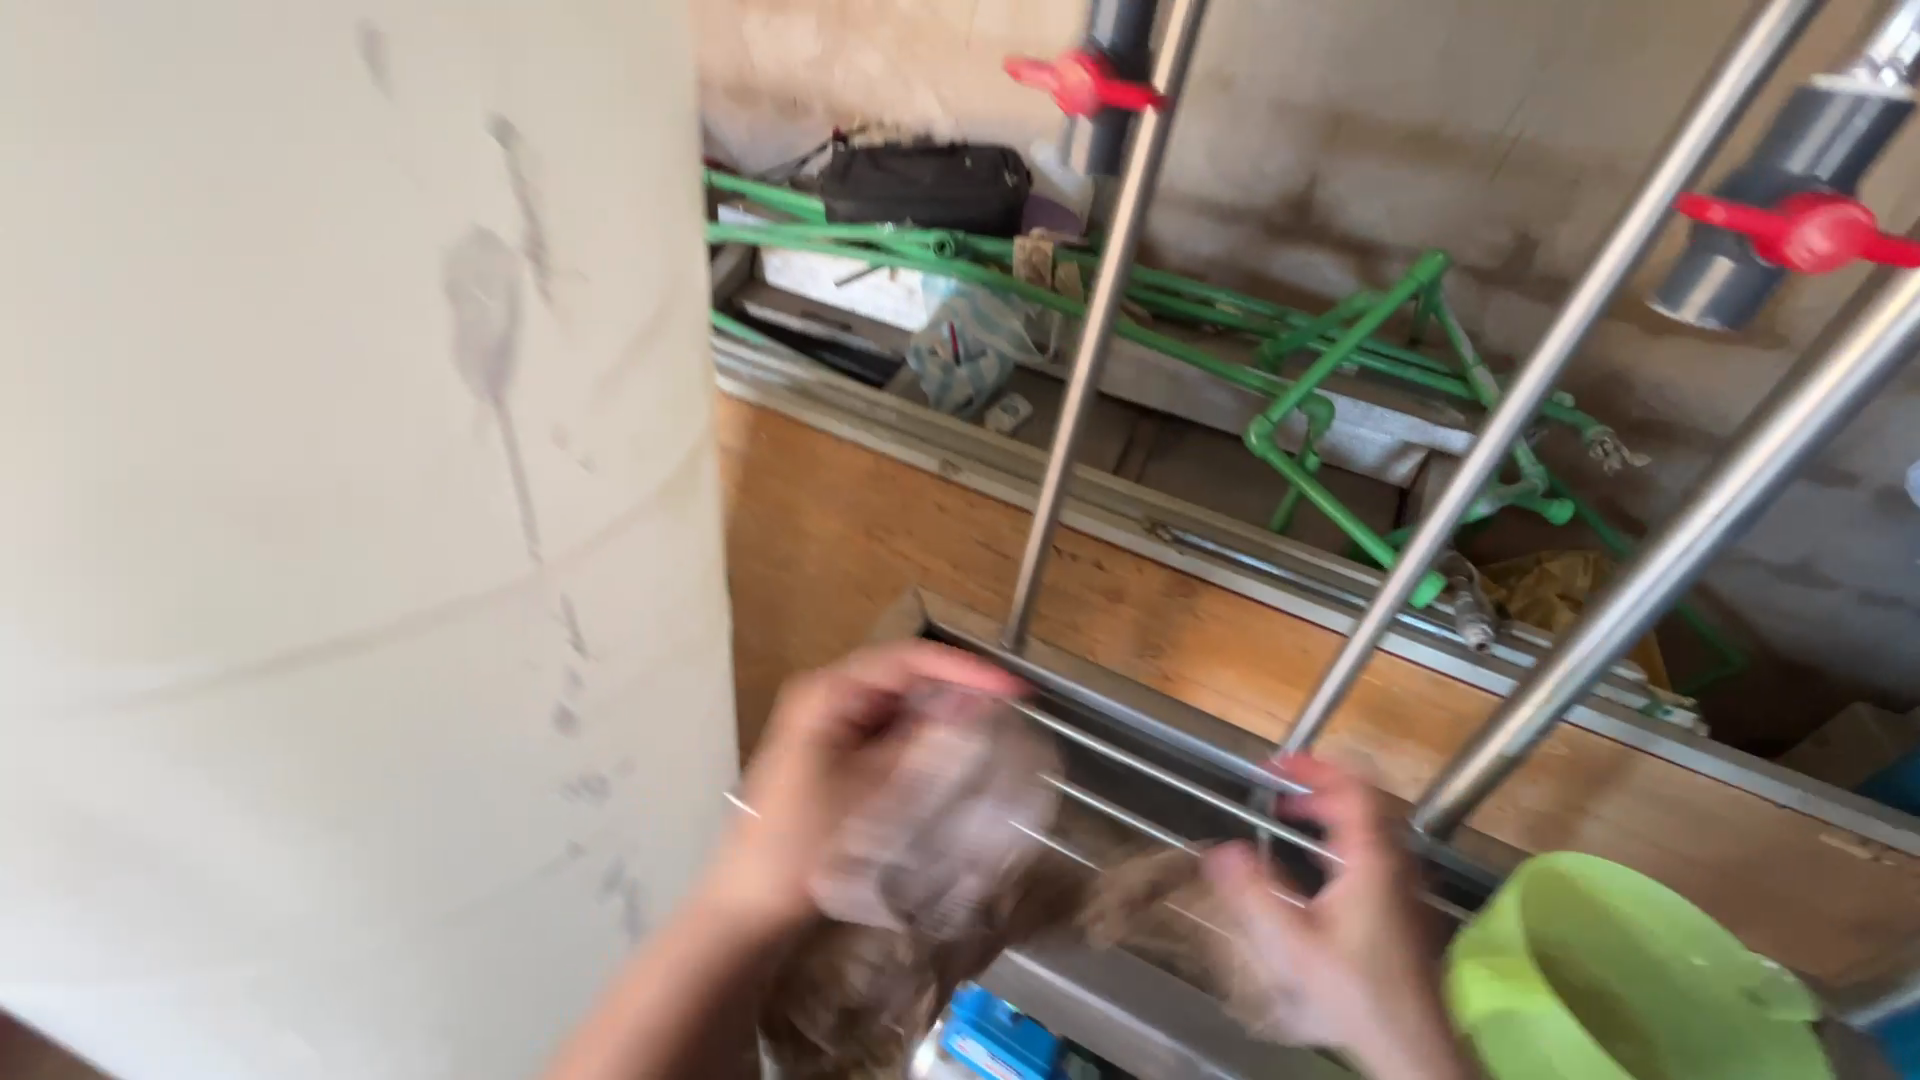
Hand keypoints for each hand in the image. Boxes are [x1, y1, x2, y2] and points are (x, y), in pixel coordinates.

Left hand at [702, 642, 1026, 936]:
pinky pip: (886, 734)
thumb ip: (924, 746)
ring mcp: (829, 726)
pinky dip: (920, 742)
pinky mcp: (834, 754)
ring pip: (898, 708)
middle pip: (903, 678)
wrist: (748, 908)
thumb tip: (974, 707)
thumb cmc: (802, 848)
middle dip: (954, 692)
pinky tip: (951, 756)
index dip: (963, 669)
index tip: (1010, 690)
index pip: (907, 661)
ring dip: (940, 718)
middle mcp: (827, 698)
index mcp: (827, 693)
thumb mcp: (874, 794)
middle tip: (1007, 711)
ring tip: (989, 731)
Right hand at [1203, 756, 1474, 1079]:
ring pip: (1371, 821)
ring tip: (1290, 811)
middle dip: (1318, 783)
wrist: (1413, 1045)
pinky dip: (1341, 831)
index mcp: (1371, 860)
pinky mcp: (1402, 901)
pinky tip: (1315, 855)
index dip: (1314, 767)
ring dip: (1330, 807)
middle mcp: (1394, 862)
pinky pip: (1374, 844)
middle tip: (1278, 785)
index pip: (1352, 789)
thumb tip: (1220, 849)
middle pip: (1364, 799)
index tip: (1276, 765)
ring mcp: (1403, 881)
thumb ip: (1254, 893)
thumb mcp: (1293, 942)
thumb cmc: (1356, 991)